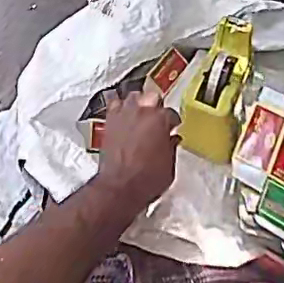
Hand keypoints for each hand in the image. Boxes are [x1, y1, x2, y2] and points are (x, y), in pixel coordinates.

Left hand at [93, 90, 180, 212]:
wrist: (120, 186)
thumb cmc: (144, 179)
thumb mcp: (169, 166)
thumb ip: (171, 147)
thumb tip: (172, 140)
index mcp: (161, 120)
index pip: (171, 113)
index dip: (173, 122)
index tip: (172, 127)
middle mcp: (142, 111)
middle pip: (152, 97)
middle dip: (157, 106)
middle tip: (158, 118)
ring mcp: (125, 113)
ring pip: (134, 96)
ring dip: (139, 103)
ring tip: (141, 113)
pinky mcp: (110, 119)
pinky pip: (115, 104)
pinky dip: (120, 106)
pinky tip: (123, 114)